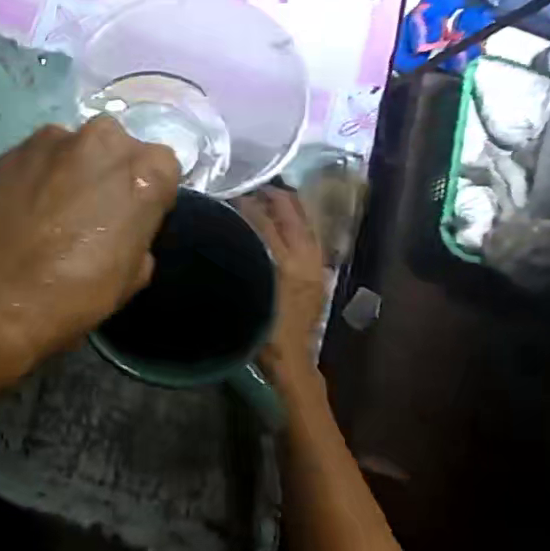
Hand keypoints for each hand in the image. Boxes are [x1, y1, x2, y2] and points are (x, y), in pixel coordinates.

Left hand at [0, 117, 179, 376]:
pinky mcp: (13, 149)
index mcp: (147, 171)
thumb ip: (138, 236)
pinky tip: (25, 208)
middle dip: (110, 172)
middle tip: (94, 211)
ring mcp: (55, 139)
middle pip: (118, 148)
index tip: (133, 220)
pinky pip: (38, 158)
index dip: (148, 195)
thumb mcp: (133, 276)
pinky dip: (36, 175)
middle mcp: (105, 140)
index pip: (164, 168)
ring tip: (54, 209)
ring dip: (72, 169)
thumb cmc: (79, 291)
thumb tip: (123, 230)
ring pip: (76, 148)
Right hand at [238, 188, 327, 383]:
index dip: (248, 206)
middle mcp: (304, 260)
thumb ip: (239, 265)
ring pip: (307, 225)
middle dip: (275, 198)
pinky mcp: (320, 275)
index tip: (233, 196)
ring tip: (272, 199)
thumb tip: (228, 235)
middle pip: (292, 216)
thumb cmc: (261, 335)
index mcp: (283, 265)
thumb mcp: (243, 299)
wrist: (291, 362)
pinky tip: (289, 224)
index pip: (265, 222)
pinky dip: (300, 225)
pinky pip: (312, 239)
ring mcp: (316, 266)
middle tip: (255, 188)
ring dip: (290, 209)